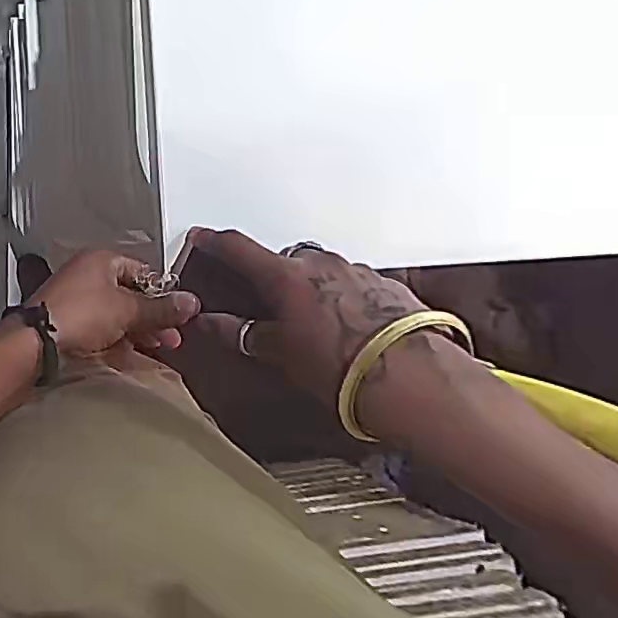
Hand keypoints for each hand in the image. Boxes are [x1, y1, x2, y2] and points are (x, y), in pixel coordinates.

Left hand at [29, 250, 200, 357]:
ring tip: (158, 348)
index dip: (162, 292)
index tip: (178, 312)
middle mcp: (87, 276)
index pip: (142, 271)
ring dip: (138, 331)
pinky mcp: (68, 324)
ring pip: (116, 314)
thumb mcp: (128, 310)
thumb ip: (160, 308)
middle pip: (130, 294)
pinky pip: (101, 330)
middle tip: (172, 336)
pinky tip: (132, 356)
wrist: (35, 344)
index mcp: (101, 260)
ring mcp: (76, 300)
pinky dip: (118, 341)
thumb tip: (191, 302)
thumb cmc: (80, 314)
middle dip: (153, 317)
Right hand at [188, 228, 428, 406]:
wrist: (414, 379)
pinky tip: (351, 329)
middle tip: (275, 310)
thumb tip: (214, 326)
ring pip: (323, 272)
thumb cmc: (346, 367)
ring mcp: (356, 270)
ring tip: (318, 328)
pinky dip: (347, 300)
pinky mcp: (386, 285)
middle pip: (285, 260)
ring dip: (315, 290)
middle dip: (276, 279)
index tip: (204, 238)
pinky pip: (355, 284)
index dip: (216, 242)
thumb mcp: (281, 354)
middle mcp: (321, 263)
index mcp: (286, 276)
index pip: (239, 248)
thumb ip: (244, 334)